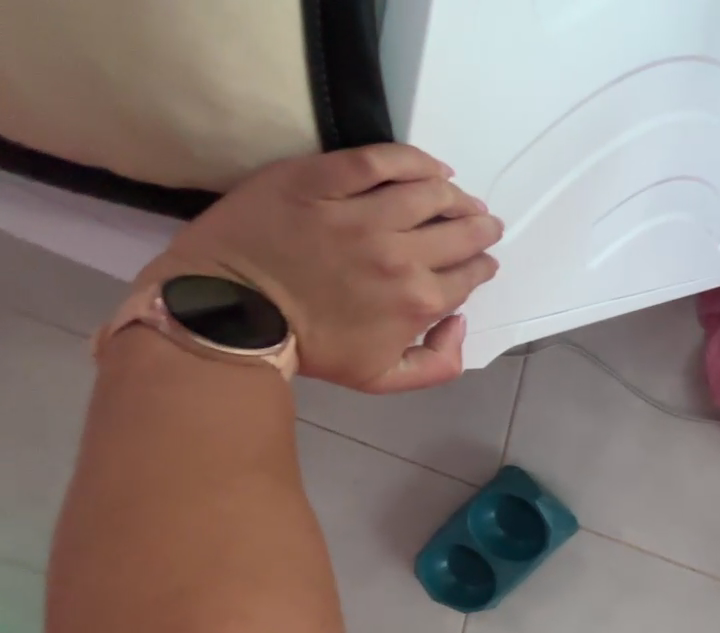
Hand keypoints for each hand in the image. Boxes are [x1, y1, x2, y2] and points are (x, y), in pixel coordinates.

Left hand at [132, 144, 503, 392]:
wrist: (230, 315)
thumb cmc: (311, 349)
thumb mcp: (387, 378)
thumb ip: (441, 362)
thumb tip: (459, 322)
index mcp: (420, 300)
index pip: (470, 273)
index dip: (482, 264)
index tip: (481, 259)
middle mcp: (400, 256)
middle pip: (461, 231)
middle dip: (481, 227)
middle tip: (483, 223)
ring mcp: (358, 216)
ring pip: (429, 194)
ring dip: (456, 196)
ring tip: (459, 197)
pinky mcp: (316, 183)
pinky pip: (375, 162)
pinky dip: (412, 160)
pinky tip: (431, 166)